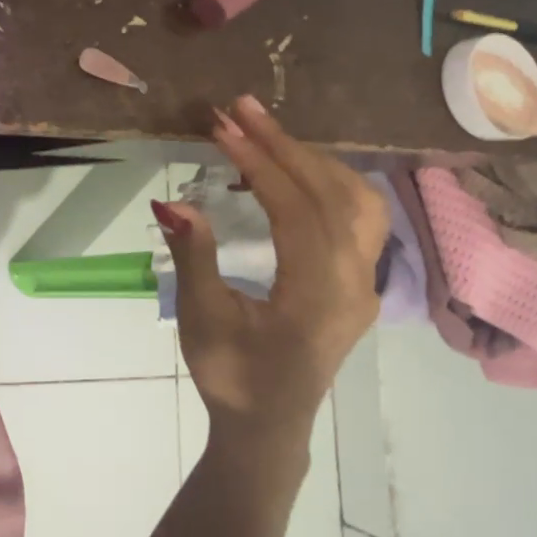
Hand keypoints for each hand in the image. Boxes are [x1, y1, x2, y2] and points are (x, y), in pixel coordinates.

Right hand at [152, 96, 387, 445]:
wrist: (268, 428)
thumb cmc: (231, 376)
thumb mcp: (203, 320)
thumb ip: (194, 257)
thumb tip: (173, 201)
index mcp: (320, 294)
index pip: (297, 209)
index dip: (259, 163)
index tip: (221, 125)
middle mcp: (356, 282)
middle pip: (333, 194)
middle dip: (284, 145)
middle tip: (238, 109)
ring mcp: (363, 282)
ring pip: (356, 201)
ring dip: (310, 159)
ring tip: (262, 132)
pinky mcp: (356, 283)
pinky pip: (354, 217)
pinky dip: (323, 182)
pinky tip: (286, 173)